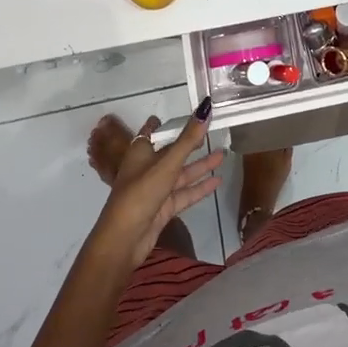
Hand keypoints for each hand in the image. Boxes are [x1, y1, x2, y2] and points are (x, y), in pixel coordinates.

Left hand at [91, 106, 223, 269]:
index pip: (154, 132)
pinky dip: (199, 188)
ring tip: (223, 155)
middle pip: (172, 152)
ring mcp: (156, 190)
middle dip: (191, 144)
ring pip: (181, 174)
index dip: (169, 124)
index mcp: (140, 152)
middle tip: (212, 132)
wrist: (125, 239)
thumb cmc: (141, 192)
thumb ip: (189, 138)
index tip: (186, 116)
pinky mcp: (163, 208)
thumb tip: (206, 107)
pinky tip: (217, 182)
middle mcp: (147, 168)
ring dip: (200, 166)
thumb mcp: (167, 163)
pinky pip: (184, 194)